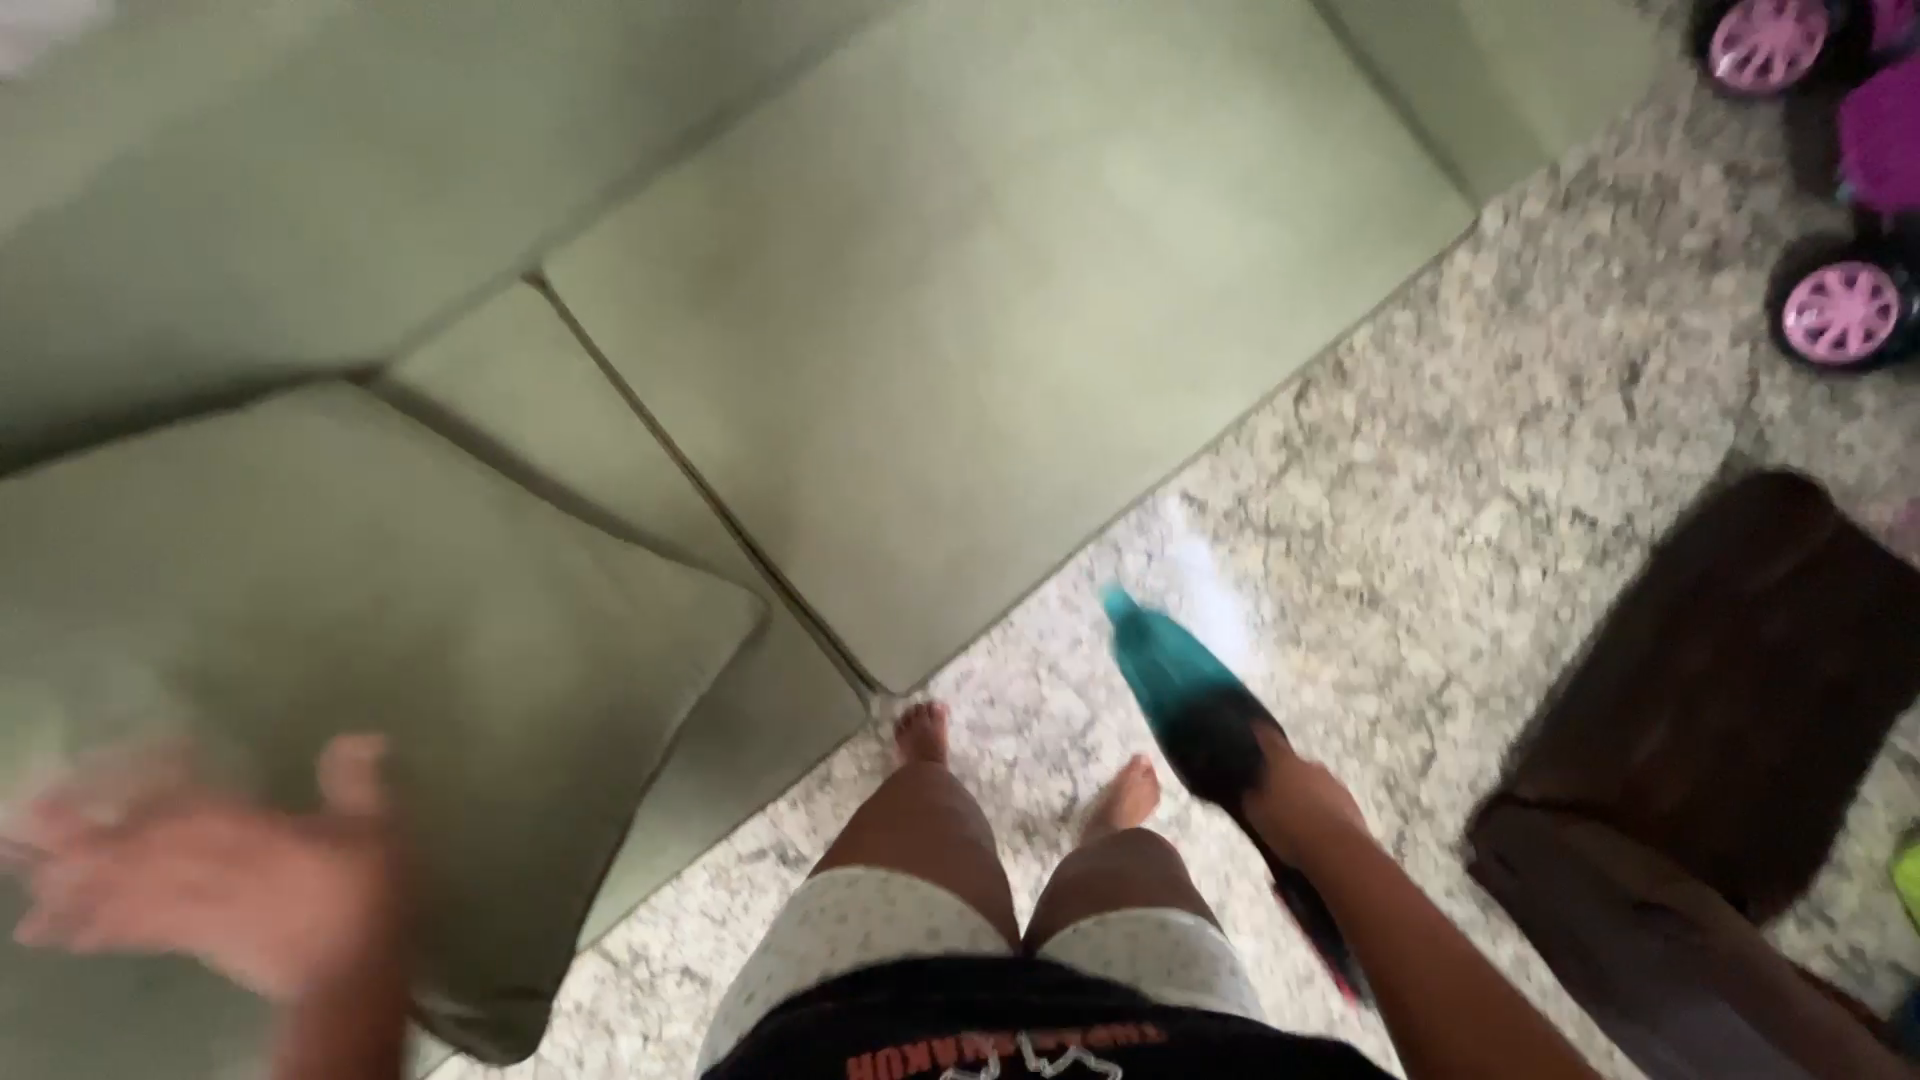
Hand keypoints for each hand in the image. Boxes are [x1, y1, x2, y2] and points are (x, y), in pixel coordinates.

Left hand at [10, 735, 408, 1001]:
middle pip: (137, 850)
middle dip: (82, 833)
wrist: (351, 967)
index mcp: (260, 835)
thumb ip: (359, 782)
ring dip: (70, 878)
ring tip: (30, 866)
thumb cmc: (369, 888)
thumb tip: (357, 735)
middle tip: (28, 813)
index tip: (130, 762)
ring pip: (122, 889)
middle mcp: (214, 869)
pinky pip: (131, 930)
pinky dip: (88, 926)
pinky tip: (50, 928)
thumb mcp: (380, 826)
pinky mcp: (192, 941)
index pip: (192, 806)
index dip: (155, 785)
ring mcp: (196, 909)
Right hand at [1243, 725, 1371, 866]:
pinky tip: (1314, 828)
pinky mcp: (1351, 804)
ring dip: (1303, 792)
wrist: (1338, 852)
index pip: (1267, 736)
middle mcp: (1310, 764)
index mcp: (1283, 761)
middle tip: (1270, 791)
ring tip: (1293, 815)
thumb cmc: (1289, 826)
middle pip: (1291, 763)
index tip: (1251, 729)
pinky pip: (1328, 800)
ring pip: (1312, 782)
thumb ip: (1250, 794)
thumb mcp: (1254, 812)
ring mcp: (1334, 783)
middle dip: (1282, 774)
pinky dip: (1320, 808)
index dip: (1258, 733)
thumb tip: (1248, 786)